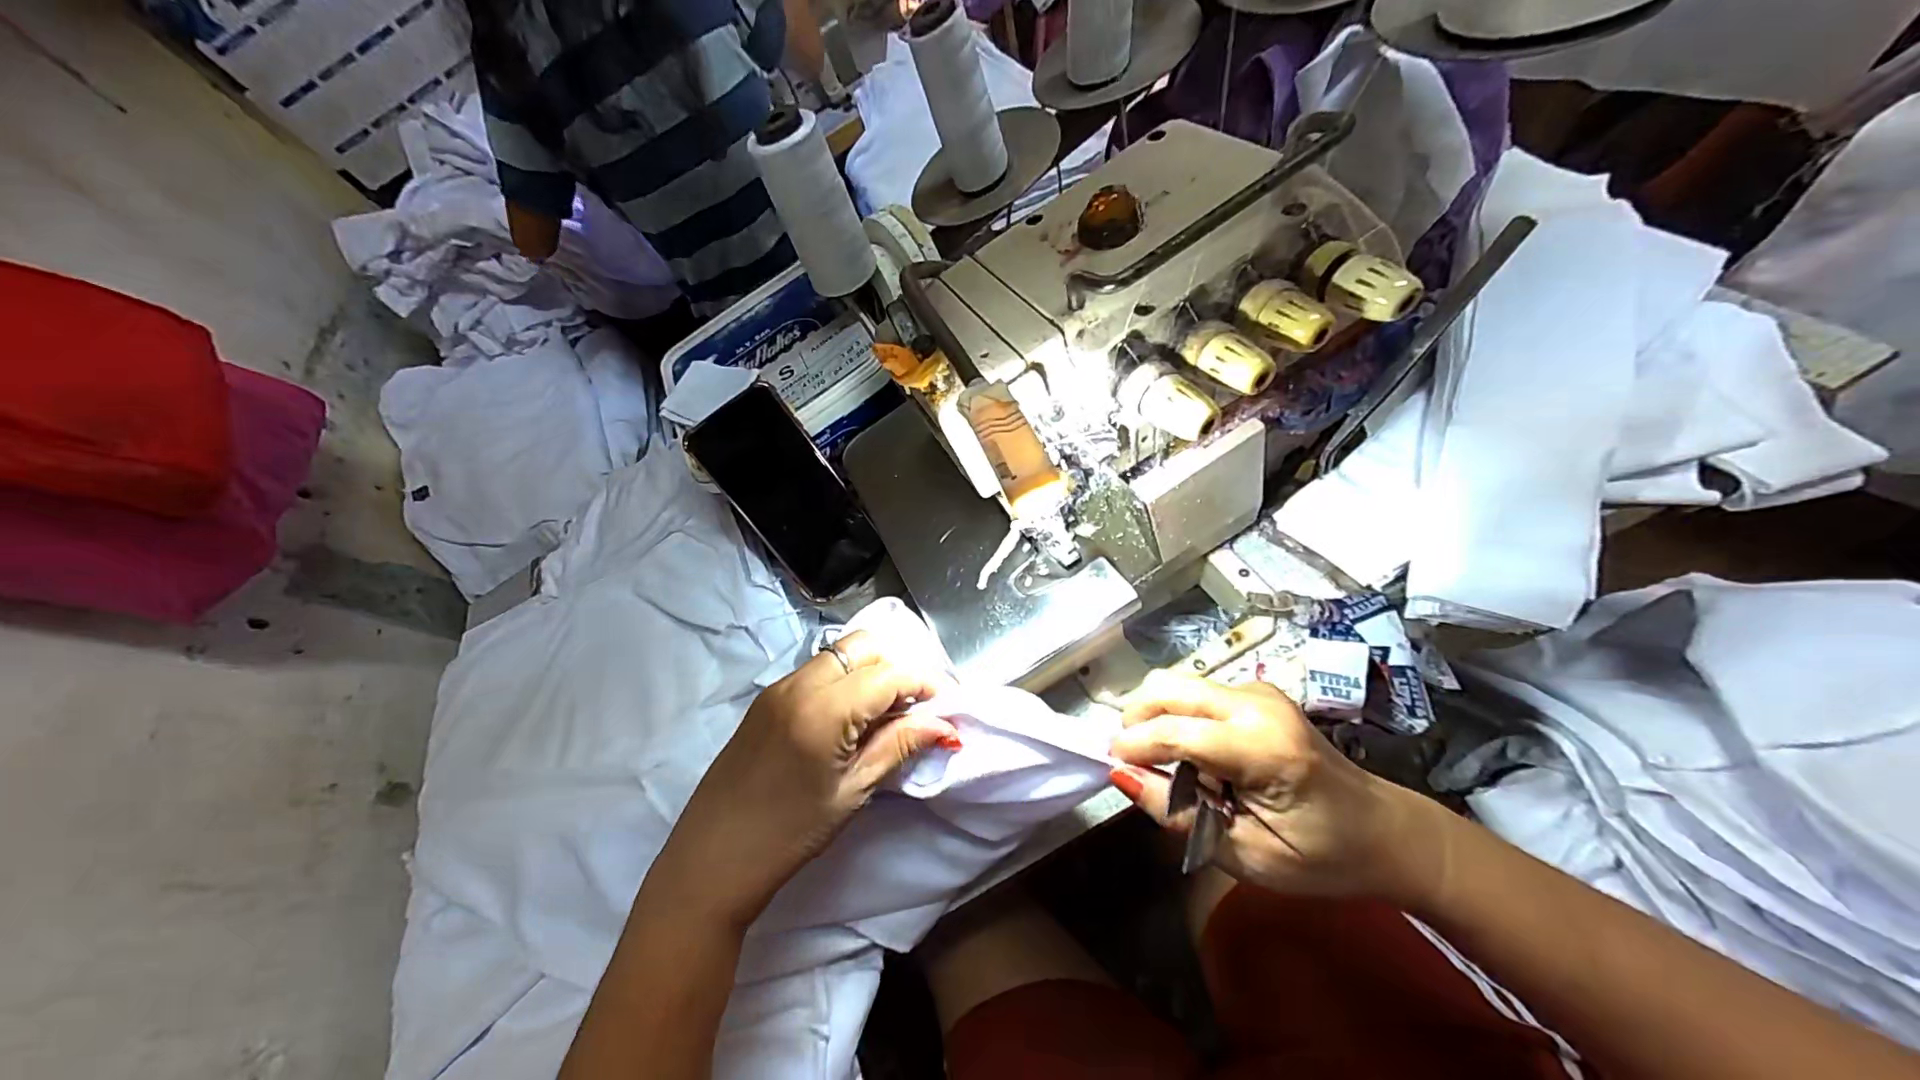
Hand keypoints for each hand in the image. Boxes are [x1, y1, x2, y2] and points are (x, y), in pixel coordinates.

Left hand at [645, 631, 959, 928]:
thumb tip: (944, 725)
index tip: (943, 707)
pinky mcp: (766, 700)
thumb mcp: (852, 791)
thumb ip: (899, 746)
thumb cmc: (789, 834)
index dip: (923, 684)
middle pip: (863, 647)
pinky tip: (851, 719)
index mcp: (823, 709)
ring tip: (885, 715)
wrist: (710, 859)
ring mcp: (778, 688)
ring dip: (870, 672)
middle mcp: (799, 684)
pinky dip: (844, 681)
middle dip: (896, 667)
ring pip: (839, 655)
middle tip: (913, 708)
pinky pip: (816, 672)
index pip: (889, 674)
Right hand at [1107, 671, 1443, 904]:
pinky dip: (1177, 717)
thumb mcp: (1248, 855)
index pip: (1174, 731)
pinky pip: (1195, 692)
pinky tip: (1195, 756)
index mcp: (1262, 747)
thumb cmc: (1323, 856)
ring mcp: (1258, 691)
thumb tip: (1123, 777)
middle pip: (1168, 687)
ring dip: (1155, 717)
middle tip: (1133, 763)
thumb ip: (1180, 814)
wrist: (1386, 831)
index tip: (1111, 769)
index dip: (1133, 747)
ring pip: (1177, 683)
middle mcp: (1257, 704)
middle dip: (1136, 720)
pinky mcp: (1256, 691)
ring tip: (1166, 764)